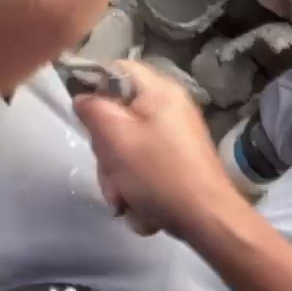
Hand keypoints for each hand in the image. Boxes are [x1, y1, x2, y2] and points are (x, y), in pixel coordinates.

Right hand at [74, 61, 247, 239]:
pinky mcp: (177, 160)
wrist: (208, 221)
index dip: (93, 87)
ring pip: (127, 142)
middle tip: (109, 166)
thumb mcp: (115, 137)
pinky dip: (134, 181)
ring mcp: (175, 135)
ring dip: (116, 171)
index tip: (84, 116)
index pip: (116, 69)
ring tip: (122, 196)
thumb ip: (92, 110)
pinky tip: (135, 201)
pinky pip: (143, 161)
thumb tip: (82, 99)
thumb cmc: (158, 174)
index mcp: (159, 90)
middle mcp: (170, 106)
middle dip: (106, 145)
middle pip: (118, 111)